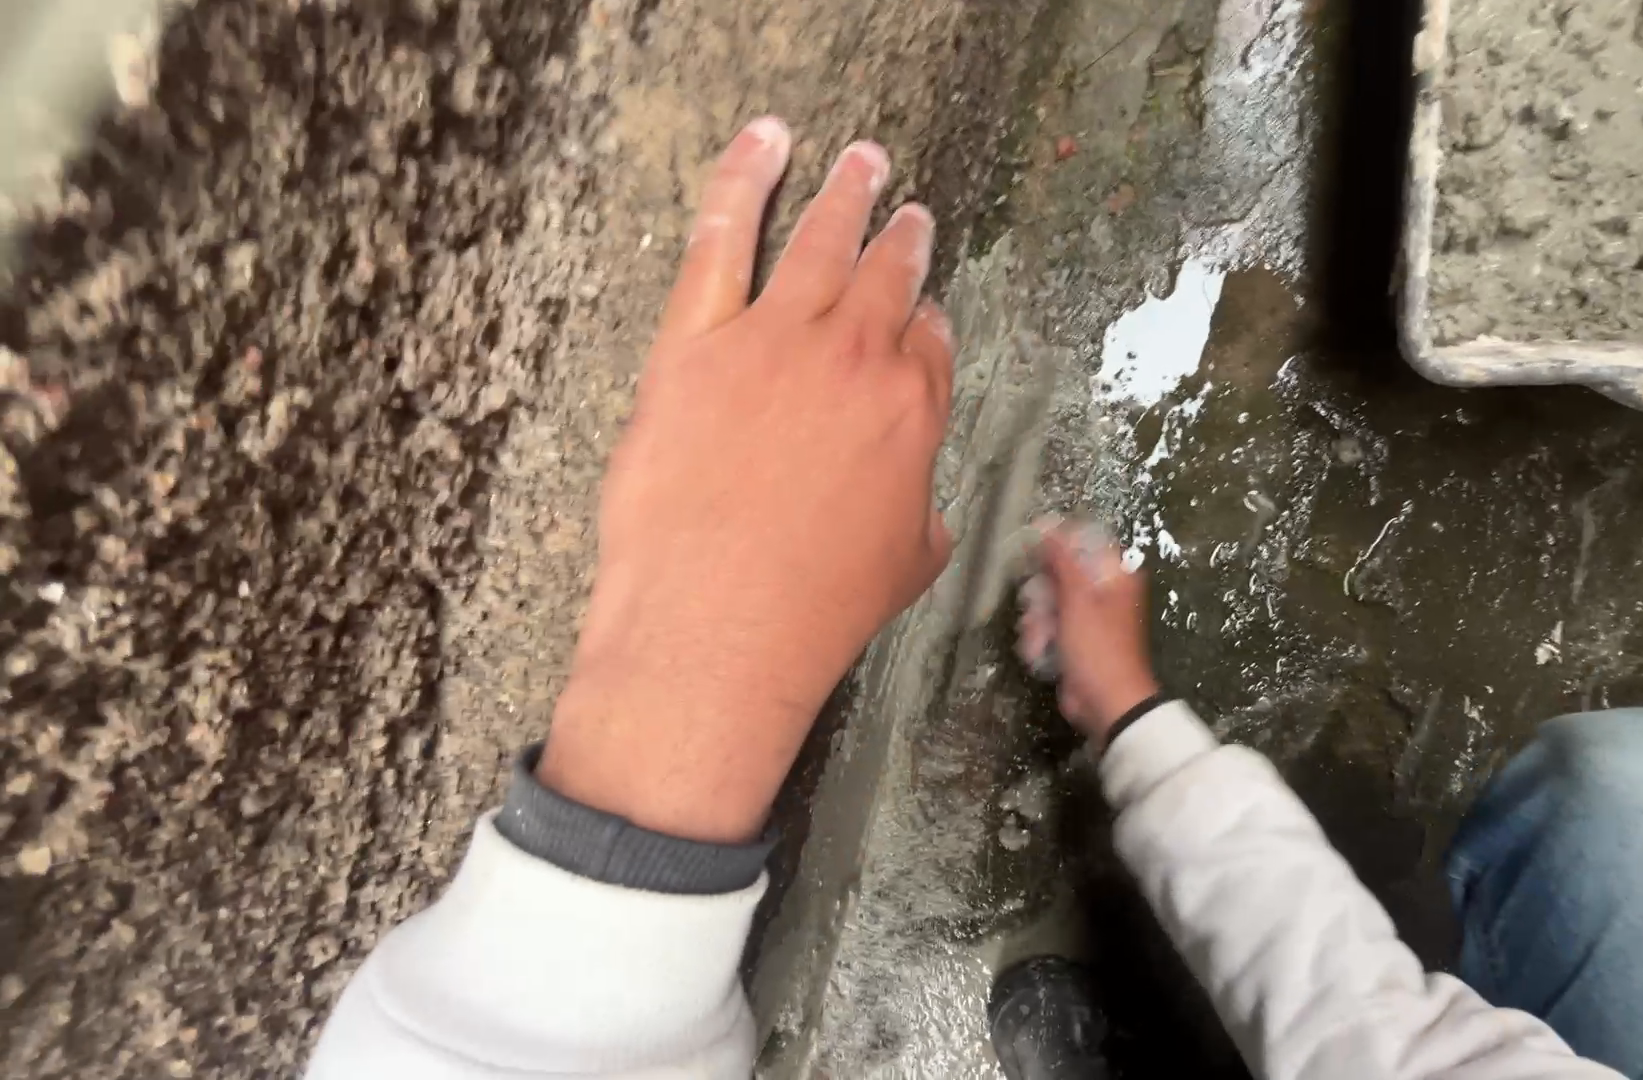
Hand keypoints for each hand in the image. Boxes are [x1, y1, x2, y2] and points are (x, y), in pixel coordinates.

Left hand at [539, 118, 954, 843]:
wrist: (724, 626)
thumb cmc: (822, 605)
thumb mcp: (907, 562)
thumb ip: (919, 508)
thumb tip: (916, 498)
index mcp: (912, 411)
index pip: (929, 341)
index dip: (925, 320)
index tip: (920, 307)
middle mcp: (856, 360)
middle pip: (889, 278)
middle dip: (904, 239)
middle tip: (909, 211)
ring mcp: (777, 342)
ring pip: (821, 242)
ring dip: (848, 193)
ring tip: (863, 162)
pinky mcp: (697, 344)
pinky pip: (721, 238)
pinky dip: (742, 179)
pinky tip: (765, 142)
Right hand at [1016, 521, 1160, 744]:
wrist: (1106, 703)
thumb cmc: (1097, 647)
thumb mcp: (1078, 599)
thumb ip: (1061, 560)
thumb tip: (1047, 526)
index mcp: (1115, 575)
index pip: (1082, 542)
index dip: (1056, 542)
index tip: (1031, 547)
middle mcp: (1103, 591)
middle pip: (1059, 572)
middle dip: (1042, 591)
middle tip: (1039, 605)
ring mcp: (1087, 616)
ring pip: (1048, 599)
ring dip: (1037, 618)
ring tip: (1041, 636)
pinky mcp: (1072, 639)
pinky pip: (1047, 624)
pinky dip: (1040, 636)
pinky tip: (1040, 649)